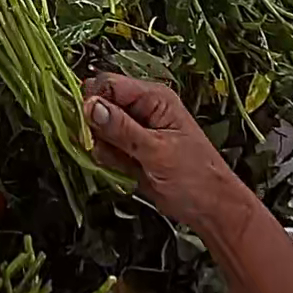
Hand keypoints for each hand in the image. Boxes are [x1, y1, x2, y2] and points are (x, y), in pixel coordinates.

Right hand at [81, 73, 252, 233]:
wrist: (209, 208)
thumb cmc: (195, 176)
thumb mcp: (156, 150)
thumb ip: (121, 128)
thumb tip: (91, 105)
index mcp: (154, 98)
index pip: (110, 84)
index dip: (93, 99)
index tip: (83, 121)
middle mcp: (143, 108)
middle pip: (101, 105)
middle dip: (96, 127)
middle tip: (108, 148)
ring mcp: (136, 130)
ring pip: (100, 129)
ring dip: (103, 147)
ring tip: (125, 163)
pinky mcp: (131, 150)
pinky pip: (106, 148)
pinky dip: (108, 160)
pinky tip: (125, 171)